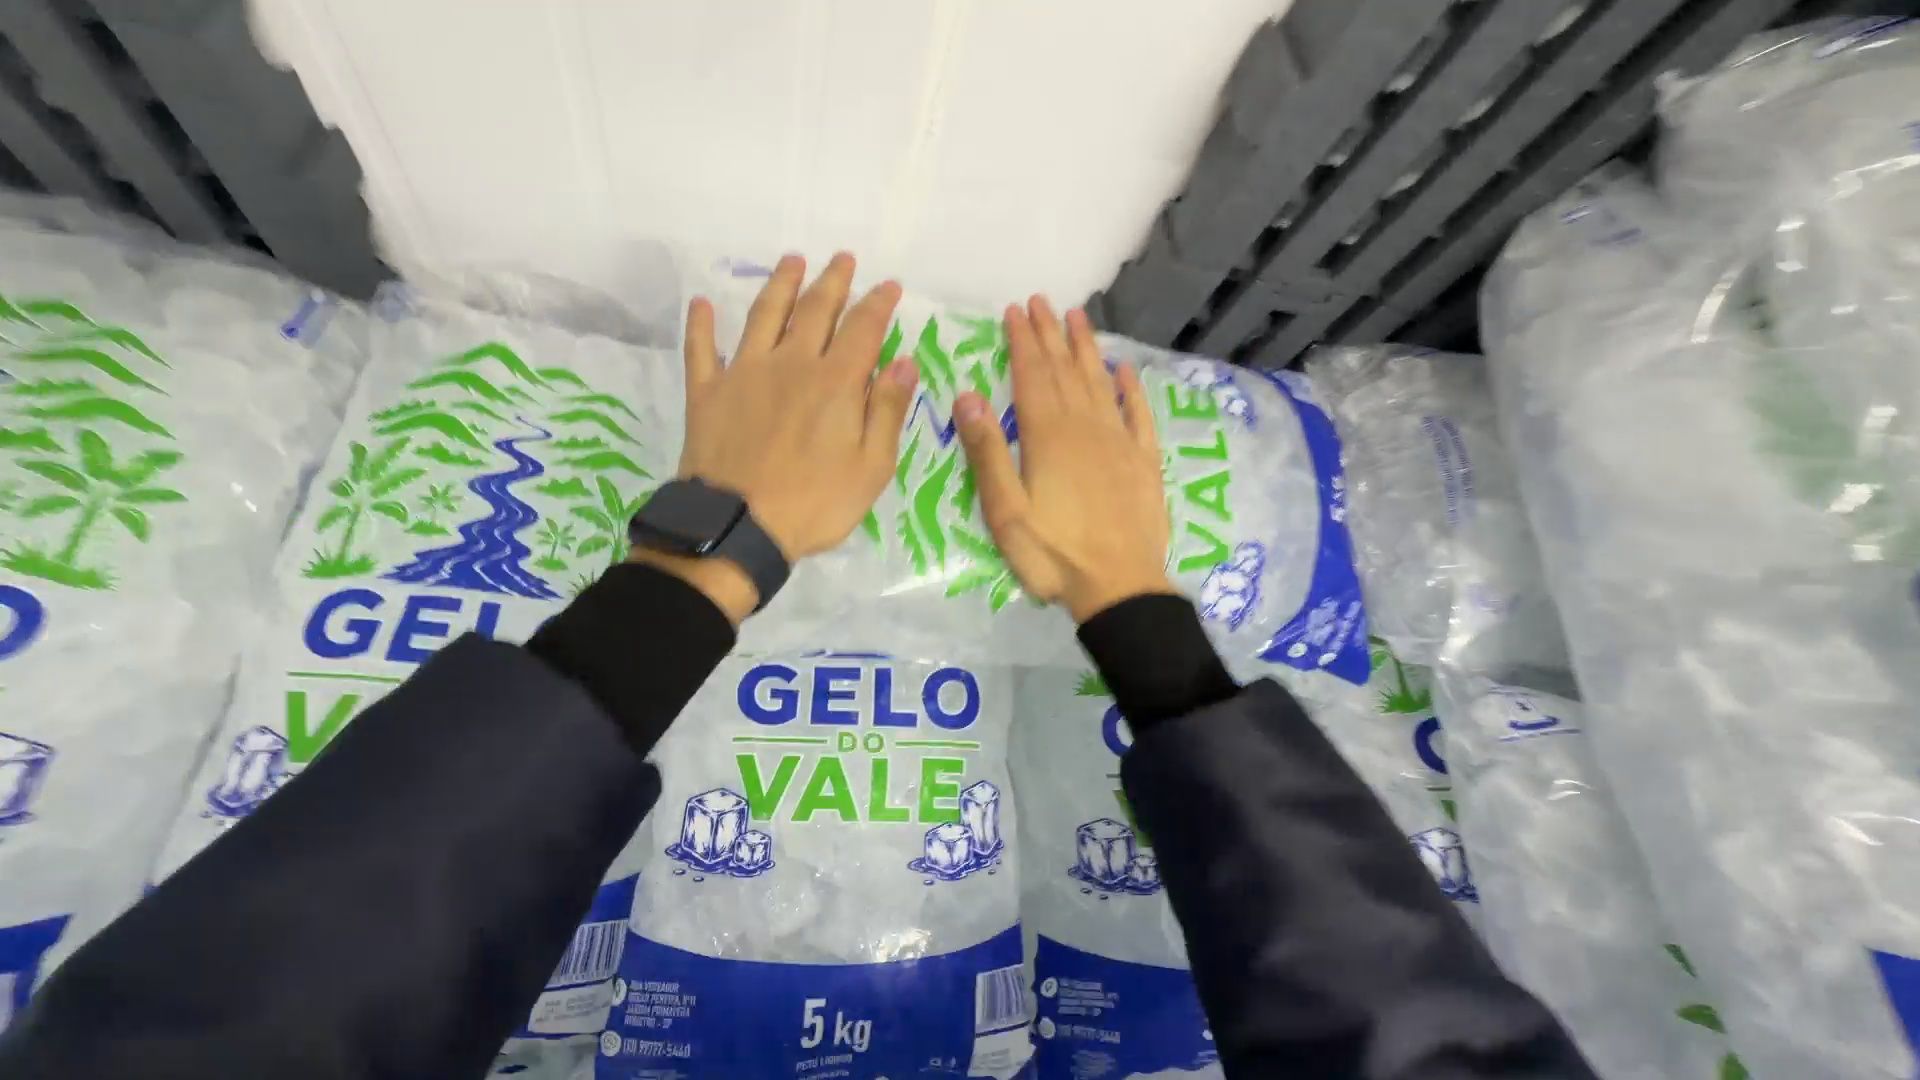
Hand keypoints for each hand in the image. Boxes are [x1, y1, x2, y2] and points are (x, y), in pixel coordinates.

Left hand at [637, 253, 919, 623]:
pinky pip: (702, 349)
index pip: (863, 328)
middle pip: (815, 310)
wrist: (739, 526)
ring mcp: (744, 373)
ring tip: (792, 261)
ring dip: (780, 284)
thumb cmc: (816, 503)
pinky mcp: (707, 392)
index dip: (878, 303)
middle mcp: (791, 364)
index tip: (889, 285)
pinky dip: (701, 324)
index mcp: (836, 382)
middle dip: (833, 281)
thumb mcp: (872, 466)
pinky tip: (702, 303)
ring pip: (764, 315)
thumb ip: (888, 411)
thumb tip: (903, 362)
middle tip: (843, 260)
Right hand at [956, 298, 1175, 622]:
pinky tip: (1124, 371)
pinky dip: (1131, 390)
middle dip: (1051, 335)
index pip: (1032, 377)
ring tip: (1078, 317)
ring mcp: (1120, 442)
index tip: (1016, 311)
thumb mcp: (1006, 510)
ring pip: (1100, 383)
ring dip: (1087, 349)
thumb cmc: (1054, 554)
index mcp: (1048, 437)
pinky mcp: (1145, 462)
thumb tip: (967, 395)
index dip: (1023, 342)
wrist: (1120, 586)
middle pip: (1066, 371)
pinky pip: (1138, 415)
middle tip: (1043, 301)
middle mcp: (1086, 428)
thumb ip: (987, 451)